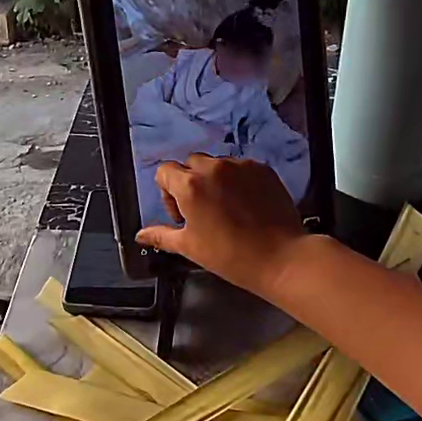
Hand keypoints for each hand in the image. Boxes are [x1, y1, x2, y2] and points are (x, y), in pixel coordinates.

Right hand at [136, 155, 315, 297]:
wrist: (280, 257)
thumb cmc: (230, 255)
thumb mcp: (190, 247)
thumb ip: (162, 235)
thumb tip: (141, 235)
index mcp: (191, 185)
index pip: (165, 171)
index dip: (167, 193)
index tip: (181, 214)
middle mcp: (215, 168)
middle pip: (191, 163)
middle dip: (190, 183)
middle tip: (201, 211)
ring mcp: (241, 166)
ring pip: (217, 164)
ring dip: (214, 180)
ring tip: (225, 209)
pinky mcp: (263, 169)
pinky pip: (241, 167)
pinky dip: (237, 180)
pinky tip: (245, 205)